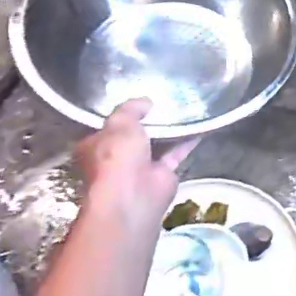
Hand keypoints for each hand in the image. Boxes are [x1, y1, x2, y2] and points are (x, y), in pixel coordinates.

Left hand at [72, 98, 197, 221]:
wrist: (133, 194)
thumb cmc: (115, 156)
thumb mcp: (119, 123)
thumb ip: (131, 109)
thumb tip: (145, 102)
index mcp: (95, 146)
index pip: (107, 126)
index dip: (121, 113)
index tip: (138, 100)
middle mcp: (116, 158)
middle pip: (134, 135)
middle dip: (148, 121)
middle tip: (165, 100)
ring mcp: (140, 167)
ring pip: (157, 143)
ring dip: (169, 130)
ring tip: (185, 107)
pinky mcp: (162, 173)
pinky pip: (176, 151)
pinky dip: (188, 140)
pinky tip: (200, 124)